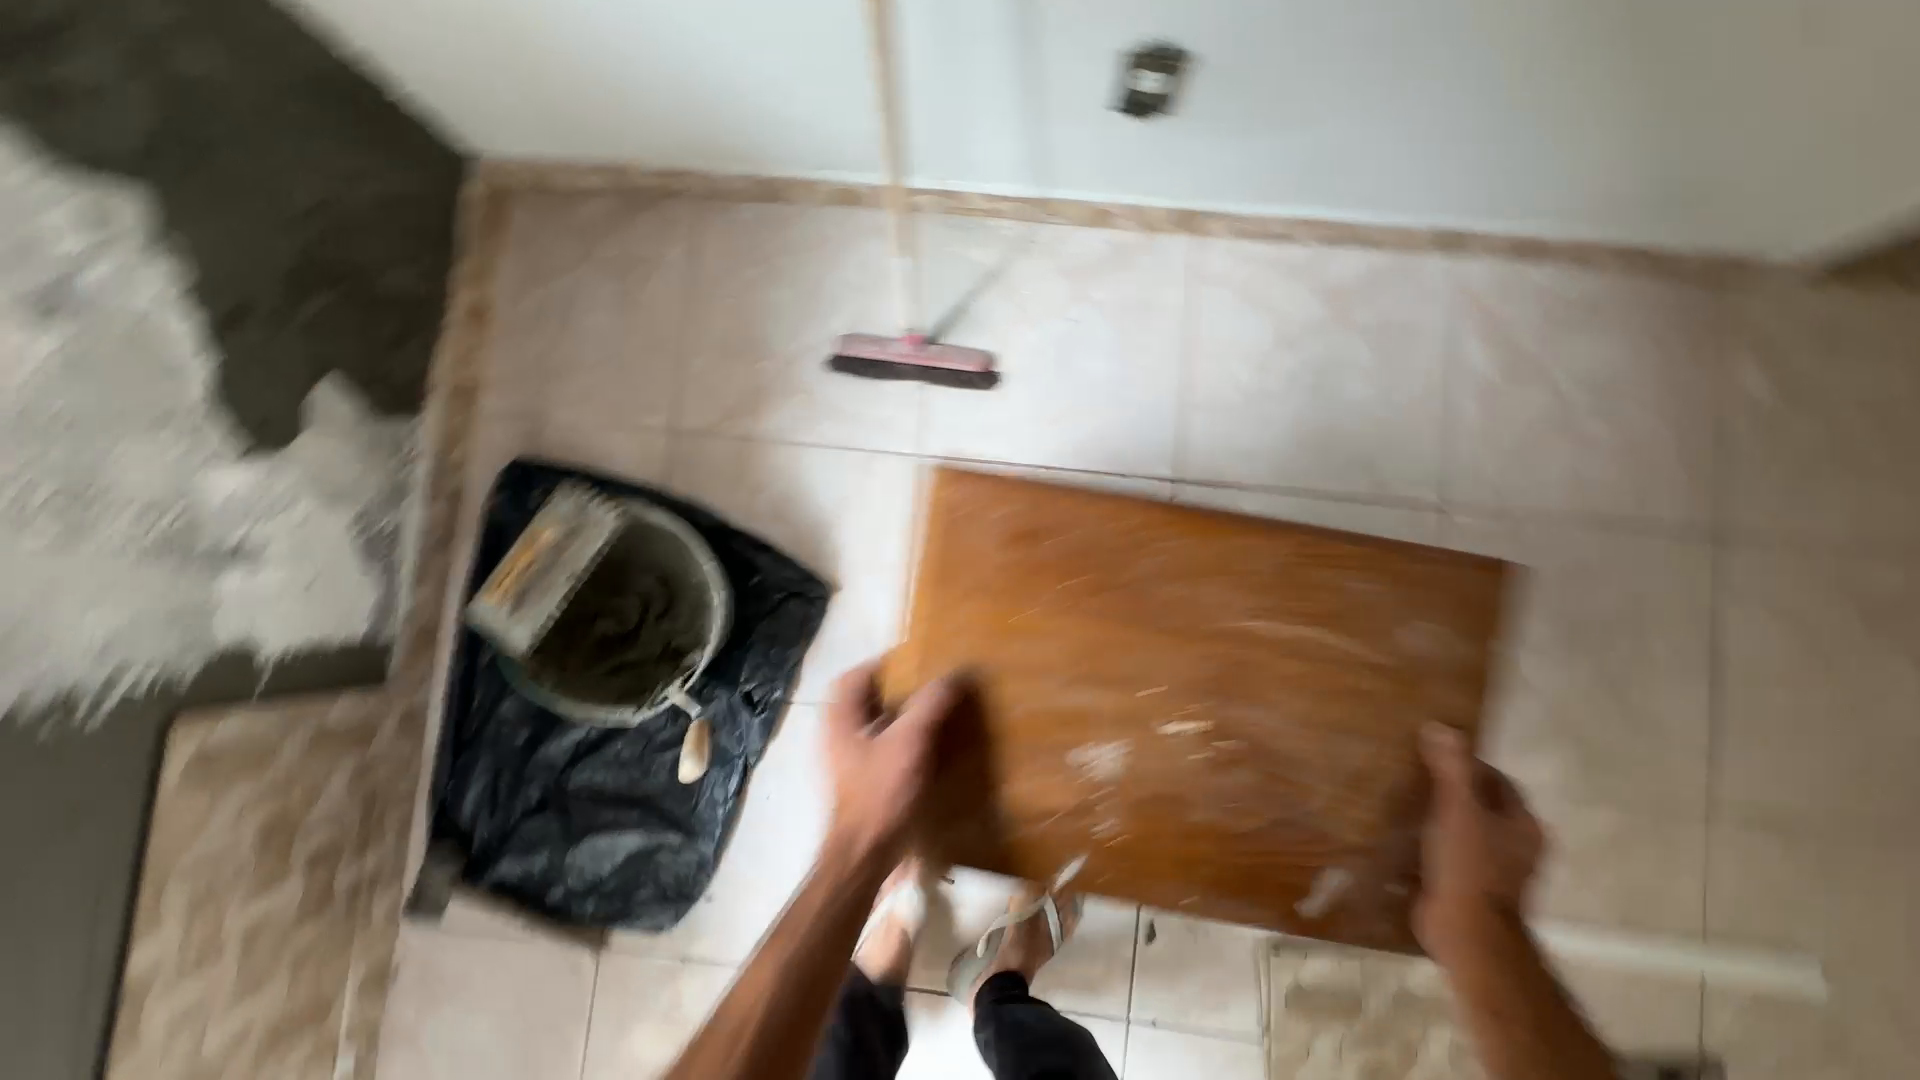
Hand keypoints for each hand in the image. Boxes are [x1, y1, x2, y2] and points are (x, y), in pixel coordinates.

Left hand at [822, 659, 963, 863]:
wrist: (866, 855)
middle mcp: (837, 738)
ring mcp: (847, 764)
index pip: (854, 677)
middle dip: (896, 691)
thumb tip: (954, 674)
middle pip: (864, 701)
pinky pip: (882, 751)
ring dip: (901, 717)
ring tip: (934, 714)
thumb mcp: (910, 742)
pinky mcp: (862, 785)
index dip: (882, 664)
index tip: (915, 662)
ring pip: (874, 727)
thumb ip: (930, 704)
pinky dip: (903, 744)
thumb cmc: (881, 794)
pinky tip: (929, 750)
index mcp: (839, 720)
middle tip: (929, 686)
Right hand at [1414, 722, 1544, 957]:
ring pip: (1468, 833)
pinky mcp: (1472, 891)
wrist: (1466, 932)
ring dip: (1443, 820)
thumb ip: (1451, 768)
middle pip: (1485, 807)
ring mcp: (1497, 872)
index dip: (1469, 765)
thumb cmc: (1468, 865)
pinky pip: (1454, 858)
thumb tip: (1440, 725)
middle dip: (1454, 792)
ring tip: (1408, 807)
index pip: (1499, 781)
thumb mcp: (1457, 808)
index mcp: (1524, 825)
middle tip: (1417, 779)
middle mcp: (1519, 847)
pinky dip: (1435, 847)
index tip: (1433, 756)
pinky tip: (1408, 842)